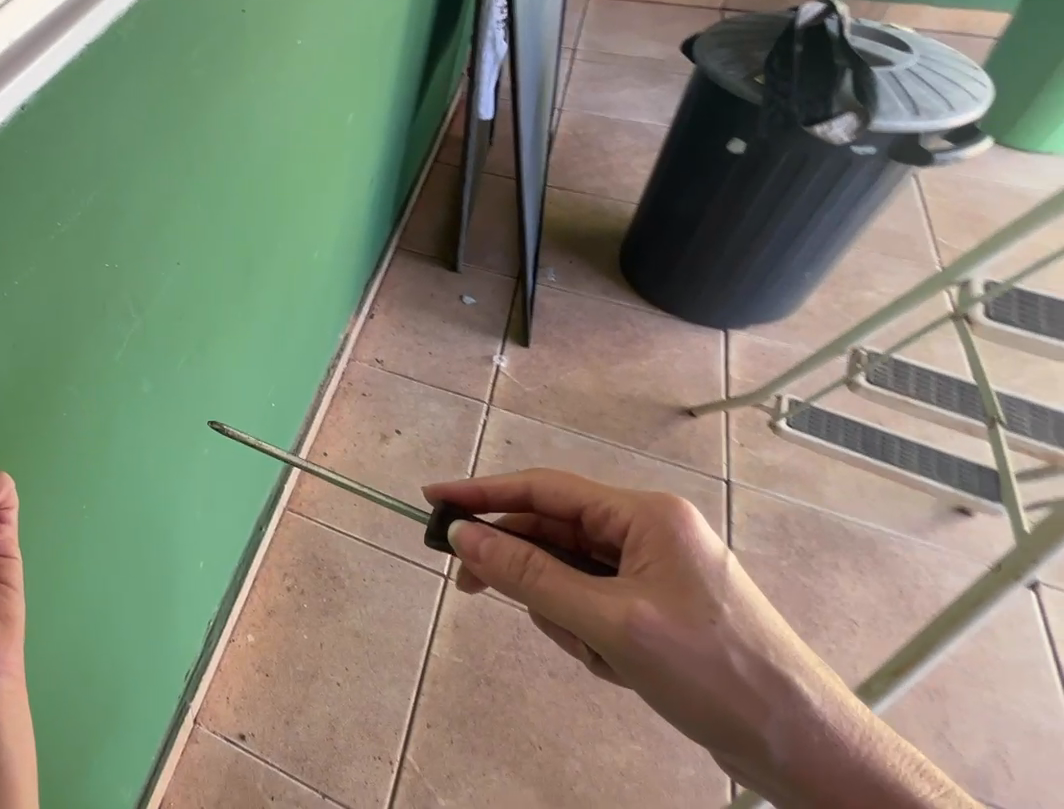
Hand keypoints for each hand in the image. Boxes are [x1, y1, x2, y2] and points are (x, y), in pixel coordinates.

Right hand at [424, 469, 975, 808]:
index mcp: (645, 516)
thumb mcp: (609, 624)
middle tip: (468, 586)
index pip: (543, 490)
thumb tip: (463, 537)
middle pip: (553, 533)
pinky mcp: (658, 608)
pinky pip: (592, 603)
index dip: (482, 493)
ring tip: (593, 654)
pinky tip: (613, 666)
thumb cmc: (714, 675)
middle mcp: (649, 532)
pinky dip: (586, 632)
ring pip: (569, 574)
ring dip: (562, 613)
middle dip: (520, 567)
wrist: (811, 752)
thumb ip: (530, 575)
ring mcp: (655, 571)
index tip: (432, 500)